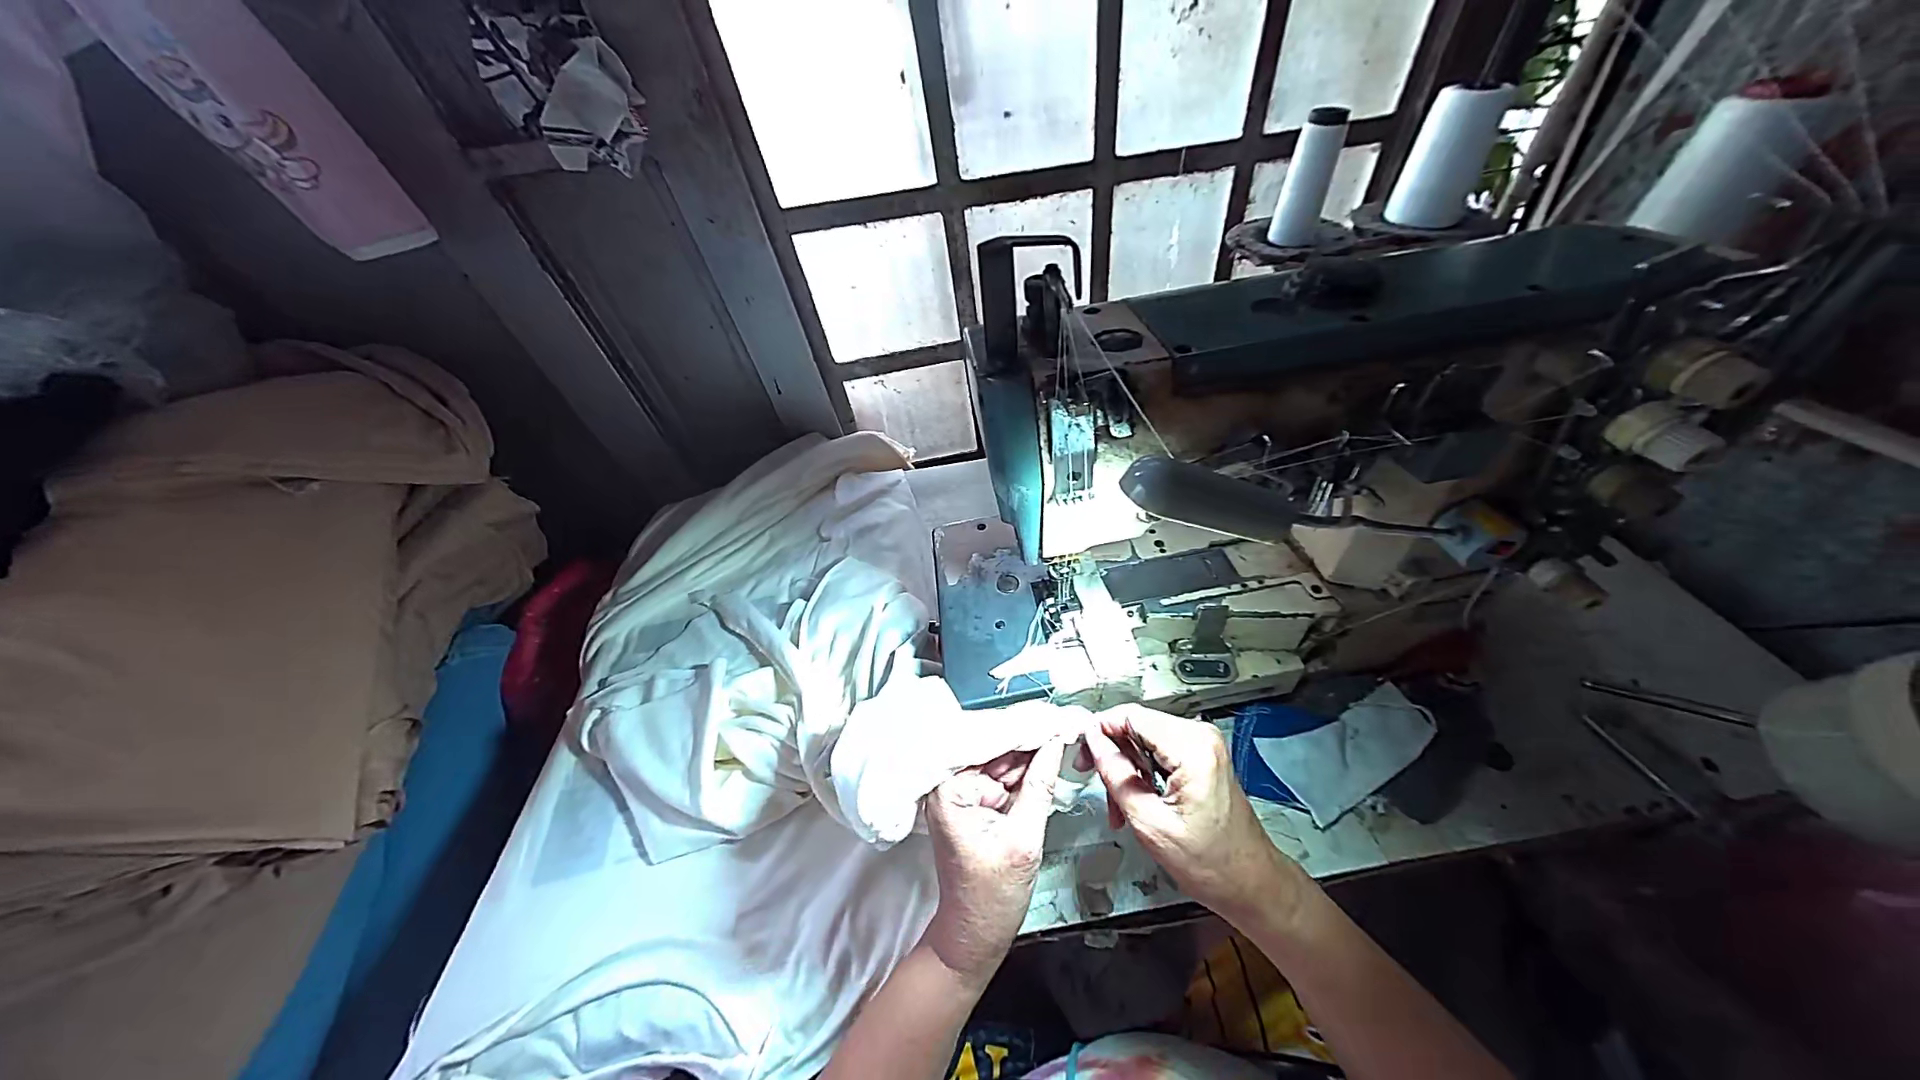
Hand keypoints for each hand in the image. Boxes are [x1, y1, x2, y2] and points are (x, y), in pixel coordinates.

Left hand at [920, 736, 1069, 984]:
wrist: (974, 935)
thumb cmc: (990, 899)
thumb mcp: (1024, 839)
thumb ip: (1039, 787)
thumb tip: (1054, 744)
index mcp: (948, 790)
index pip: (988, 745)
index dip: (1024, 728)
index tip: (1053, 716)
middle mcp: (947, 785)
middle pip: (994, 748)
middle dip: (1028, 736)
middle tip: (1063, 720)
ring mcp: (960, 793)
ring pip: (1000, 760)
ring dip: (1029, 750)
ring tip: (1060, 731)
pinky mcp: (973, 802)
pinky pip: (1001, 776)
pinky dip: (1023, 770)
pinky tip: (1046, 756)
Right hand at [1084, 706, 1309, 925]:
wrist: (1251, 882)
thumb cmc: (1213, 863)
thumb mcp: (1149, 822)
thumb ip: (1115, 775)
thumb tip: (1093, 742)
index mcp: (1192, 749)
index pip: (1130, 716)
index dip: (1099, 731)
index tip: (1080, 750)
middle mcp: (1201, 737)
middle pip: (1136, 724)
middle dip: (1111, 753)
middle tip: (1091, 777)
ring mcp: (1204, 744)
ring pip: (1143, 738)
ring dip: (1124, 767)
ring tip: (1117, 804)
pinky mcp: (1202, 754)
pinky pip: (1158, 749)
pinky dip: (1141, 770)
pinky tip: (1134, 798)